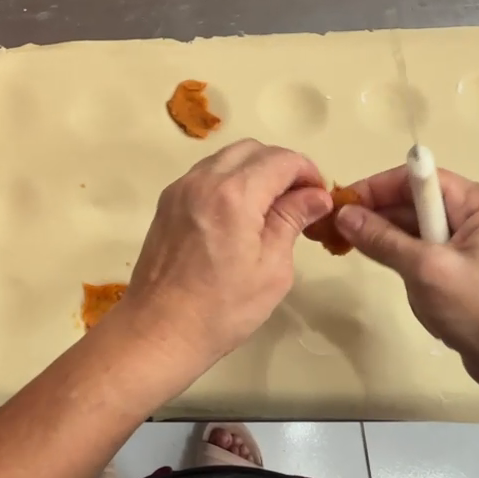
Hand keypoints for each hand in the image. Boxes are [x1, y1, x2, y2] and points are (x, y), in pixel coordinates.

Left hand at [110, 140, 333, 377]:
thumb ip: (291, 220)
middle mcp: (203, 180)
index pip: (280, 159)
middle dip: (281, 166)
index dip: (307, 172)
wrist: (159, 328)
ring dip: (253, 170)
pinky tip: (240, 214)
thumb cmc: (223, 308)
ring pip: (225, 158)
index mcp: (234, 194)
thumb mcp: (272, 268)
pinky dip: (228, 180)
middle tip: (298, 201)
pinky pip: (205, 174)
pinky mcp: (167, 201)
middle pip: (251, 149)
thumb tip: (315, 196)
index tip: (319, 198)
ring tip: (271, 208)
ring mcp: (180, 188)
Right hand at [329, 165, 478, 390]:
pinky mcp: (473, 270)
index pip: (421, 179)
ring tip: (353, 248)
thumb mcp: (426, 270)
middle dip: (379, 215)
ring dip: (390, 239)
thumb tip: (343, 215)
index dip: (378, 187)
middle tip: (338, 230)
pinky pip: (429, 251)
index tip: (341, 204)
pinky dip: (405, 257)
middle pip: (419, 202)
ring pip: (421, 228)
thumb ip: (382, 239)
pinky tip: (386, 268)